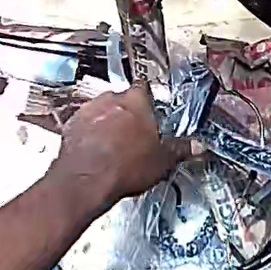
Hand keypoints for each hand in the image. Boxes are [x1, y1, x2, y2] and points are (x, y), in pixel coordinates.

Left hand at [47, 82, 191, 212]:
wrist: (86, 180)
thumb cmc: (124, 166)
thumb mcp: (162, 161)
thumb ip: (180, 149)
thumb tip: (198, 147)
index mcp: (137, 101)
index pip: (144, 89)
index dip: (147, 101)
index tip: (149, 112)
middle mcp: (112, 98)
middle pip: (122, 100)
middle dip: (127, 114)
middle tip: (134, 135)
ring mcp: (89, 109)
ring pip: (102, 111)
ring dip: (106, 123)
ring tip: (113, 146)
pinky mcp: (72, 124)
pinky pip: (84, 124)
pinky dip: (89, 133)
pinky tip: (95, 151)